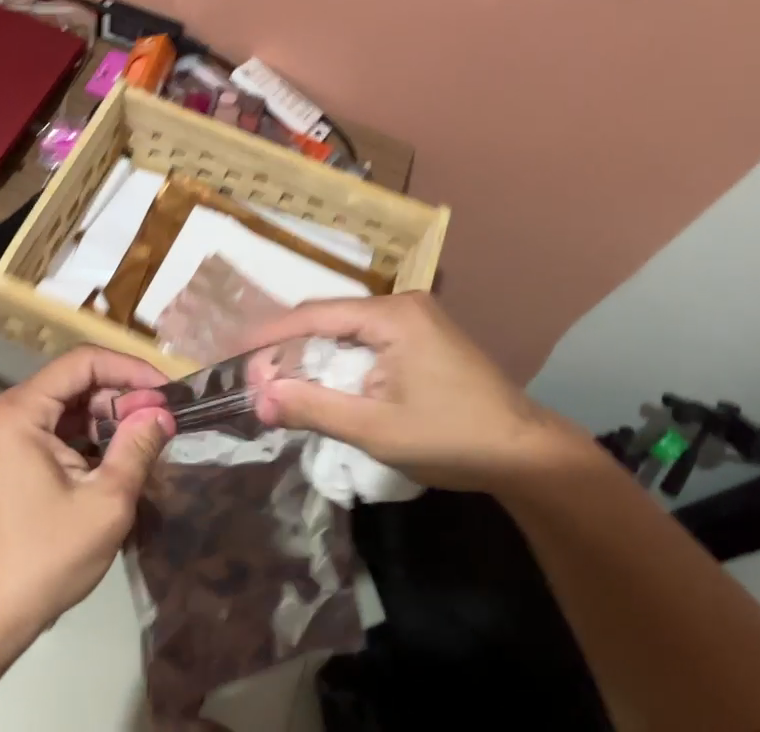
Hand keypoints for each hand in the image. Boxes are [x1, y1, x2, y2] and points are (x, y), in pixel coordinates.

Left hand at [0, 347, 176, 637]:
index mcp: (18, 411)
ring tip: (147, 441)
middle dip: (121, 398)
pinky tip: (116, 458)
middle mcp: (3, 412)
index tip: (168, 393)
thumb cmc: (43, 556)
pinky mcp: (3, 459)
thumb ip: (136, 448)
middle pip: (72, 383)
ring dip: (105, 420)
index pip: (83, 362)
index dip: (131, 370)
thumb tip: (161, 414)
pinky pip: (51, 431)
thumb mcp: (105, 502)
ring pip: (64, 408)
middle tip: (162, 423)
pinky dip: (85, 439)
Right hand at [244, 294, 585, 490]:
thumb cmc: (451, 438)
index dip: (269, 336)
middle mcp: (402, 305)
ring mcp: (415, 320)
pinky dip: (338, 362)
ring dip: (312, 357)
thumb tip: (258, 400)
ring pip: (345, 332)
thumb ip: (314, 409)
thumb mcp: (375, 429)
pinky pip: (366, 342)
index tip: (233, 353)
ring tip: (278, 383)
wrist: (526, 454)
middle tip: (254, 379)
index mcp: (392, 316)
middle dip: (287, 348)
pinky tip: (321, 383)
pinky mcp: (423, 339)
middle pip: (328, 319)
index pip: (313, 315)